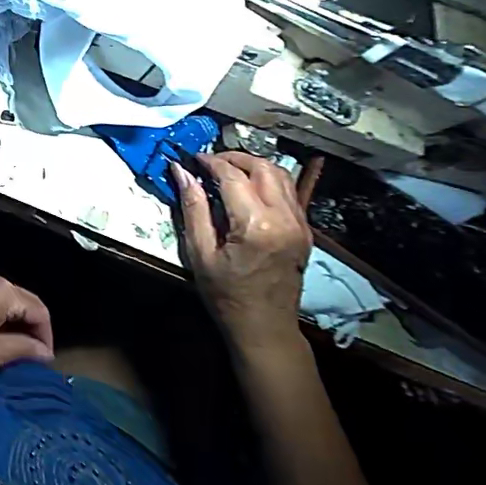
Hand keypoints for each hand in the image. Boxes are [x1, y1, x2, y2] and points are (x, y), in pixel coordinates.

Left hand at [0, 272, 54, 375]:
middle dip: (33, 331)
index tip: (44, 363)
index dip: (46, 338)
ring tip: (18, 354)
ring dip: (18, 327)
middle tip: (34, 360)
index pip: (39, 312)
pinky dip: (3, 321)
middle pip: (27, 304)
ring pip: (11, 304)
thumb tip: (45, 354)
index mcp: (3, 291)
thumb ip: (22, 350)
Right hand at [169, 150, 312, 354]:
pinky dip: (267, 182)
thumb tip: (181, 172)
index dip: (210, 162)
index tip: (192, 158)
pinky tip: (246, 190)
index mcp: (256, 226)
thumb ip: (193, 207)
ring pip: (281, 175)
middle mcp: (284, 219)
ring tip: (227, 172)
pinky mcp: (304, 230)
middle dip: (235, 158)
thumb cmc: (225, 295)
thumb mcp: (200, 252)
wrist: (264, 327)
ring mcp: (299, 224)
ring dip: (253, 166)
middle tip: (209, 162)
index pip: (233, 176)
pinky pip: (289, 192)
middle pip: (263, 168)